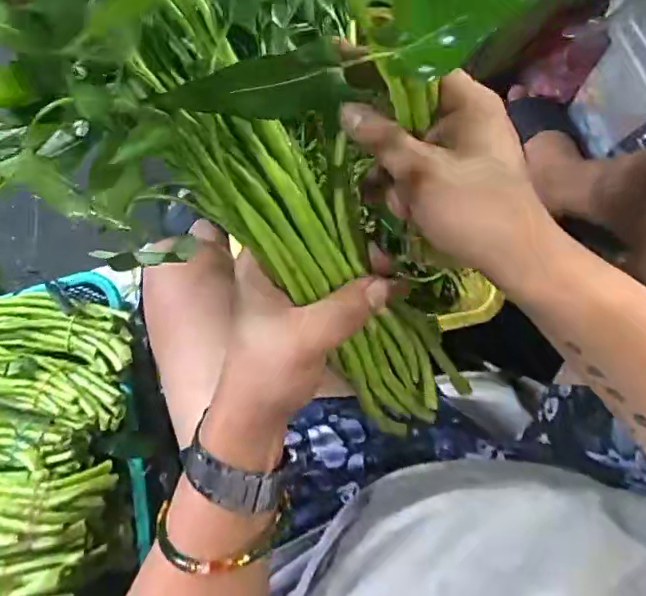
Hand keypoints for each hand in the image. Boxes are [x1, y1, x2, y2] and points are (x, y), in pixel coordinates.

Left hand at [209, 223, 394, 427]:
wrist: (254, 422)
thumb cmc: (268, 371)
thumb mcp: (306, 337)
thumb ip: (345, 309)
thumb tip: (388, 283)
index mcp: (257, 263)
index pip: (291, 224)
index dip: (329, 222)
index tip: (365, 232)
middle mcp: (270, 270)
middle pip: (314, 245)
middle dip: (350, 250)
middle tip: (386, 259)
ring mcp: (286, 291)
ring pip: (325, 268)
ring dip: (355, 271)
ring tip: (390, 271)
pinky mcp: (302, 312)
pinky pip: (330, 291)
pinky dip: (353, 291)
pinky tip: (381, 289)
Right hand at [342, 70, 565, 279]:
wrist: (521, 264)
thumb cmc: (475, 209)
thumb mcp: (420, 172)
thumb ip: (381, 137)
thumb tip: (346, 109)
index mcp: (468, 102)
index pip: (416, 66)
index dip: (378, 63)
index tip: (340, 58)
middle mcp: (466, 115)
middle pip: (406, 105)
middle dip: (383, 137)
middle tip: (356, 146)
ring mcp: (462, 145)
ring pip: (407, 140)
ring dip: (393, 169)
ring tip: (398, 200)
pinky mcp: (456, 171)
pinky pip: (419, 163)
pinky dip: (407, 184)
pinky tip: (406, 210)